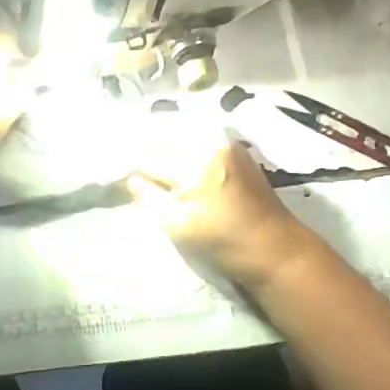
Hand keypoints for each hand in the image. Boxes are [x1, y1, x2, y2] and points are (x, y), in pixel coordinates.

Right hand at [129, 139, 316, 287]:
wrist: (278, 251)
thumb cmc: (225, 243)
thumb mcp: (177, 226)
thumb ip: (149, 197)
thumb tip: (131, 178)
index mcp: (195, 160)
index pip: (148, 156)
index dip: (128, 164)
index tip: (112, 171)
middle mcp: (211, 142)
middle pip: (165, 139)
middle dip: (145, 151)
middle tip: (127, 167)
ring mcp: (228, 145)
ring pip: (183, 139)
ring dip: (164, 149)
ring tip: (148, 167)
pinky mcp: (238, 154)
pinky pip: (202, 144)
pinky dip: (184, 152)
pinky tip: (175, 167)